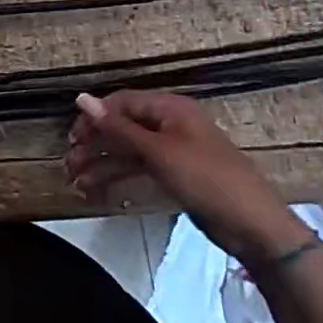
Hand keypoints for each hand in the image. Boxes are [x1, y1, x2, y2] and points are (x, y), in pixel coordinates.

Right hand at [65, 90, 312, 265]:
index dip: (95, 117)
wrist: (253, 225)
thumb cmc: (206, 178)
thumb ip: (118, 127)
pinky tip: (97, 192)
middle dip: (95, 144)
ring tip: (75, 183)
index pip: (122, 103)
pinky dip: (119, 179)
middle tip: (69, 164)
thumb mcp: (159, 152)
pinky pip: (140, 171)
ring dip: (102, 165)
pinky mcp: (177, 176)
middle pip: (123, 127)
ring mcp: (173, 151)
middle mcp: (170, 124)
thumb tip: (82, 98)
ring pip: (129, 152)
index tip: (71, 139)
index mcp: (169, 108)